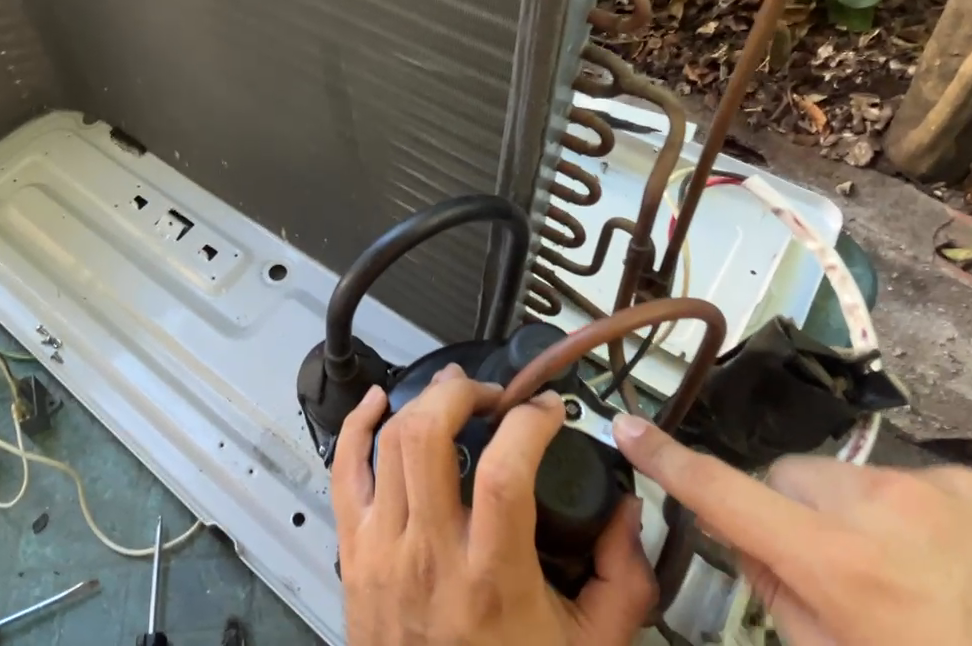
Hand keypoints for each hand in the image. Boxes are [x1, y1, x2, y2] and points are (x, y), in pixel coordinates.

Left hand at [330, 365, 652, 645]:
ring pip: (388, 443)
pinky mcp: (354, 549)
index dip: (529, 424)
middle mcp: (429, 554)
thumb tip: (627, 512)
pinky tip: (378, 402)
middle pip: (427, 437)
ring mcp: (383, 548)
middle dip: (461, 393)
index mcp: (491, 578)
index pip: (504, 473)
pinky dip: (357, 426)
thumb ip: (622, 580)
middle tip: (493, 395)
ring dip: (421, 401)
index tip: (548, 411)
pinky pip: (344, 470)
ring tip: (451, 391)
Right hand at [612, 413, 971, 645]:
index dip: (670, 463)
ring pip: (857, 481)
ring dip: (861, 518)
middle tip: (830, 571)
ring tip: (927, 582)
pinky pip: (928, 486)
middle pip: (790, 477)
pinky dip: (926, 519)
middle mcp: (889, 507)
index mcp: (849, 569)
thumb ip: (788, 605)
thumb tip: (750, 546)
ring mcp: (951, 486)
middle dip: (790, 513)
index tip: (629, 426)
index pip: (728, 498)